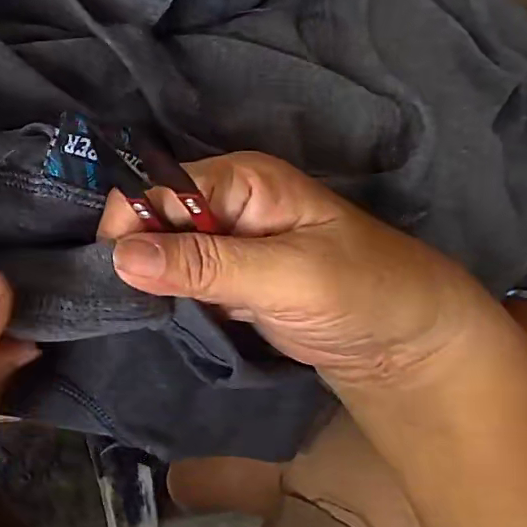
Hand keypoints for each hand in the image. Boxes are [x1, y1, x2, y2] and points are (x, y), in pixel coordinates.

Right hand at [99, 151, 501, 389]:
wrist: (410, 346)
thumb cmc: (366, 294)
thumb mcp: (286, 277)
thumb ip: (204, 265)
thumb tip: (120, 257)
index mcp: (239, 180)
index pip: (158, 188)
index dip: (130, 223)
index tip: (116, 272)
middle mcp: (222, 202)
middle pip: (150, 217)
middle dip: (136, 255)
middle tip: (134, 299)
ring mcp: (221, 241)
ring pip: (158, 251)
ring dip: (150, 280)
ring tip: (151, 310)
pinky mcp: (221, 276)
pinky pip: (174, 278)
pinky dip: (166, 296)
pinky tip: (167, 314)